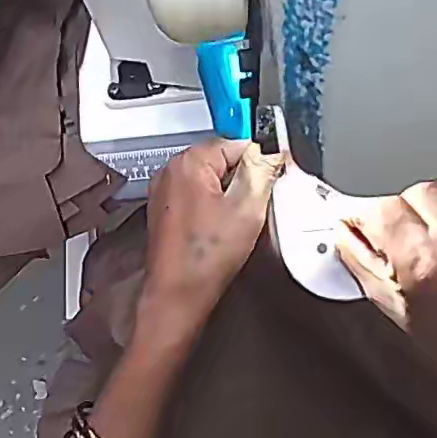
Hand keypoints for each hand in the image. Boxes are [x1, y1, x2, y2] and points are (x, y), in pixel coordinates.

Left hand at [139, 138, 282, 337]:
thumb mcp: (247, 208)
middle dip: (242, 181)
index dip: (259, 160)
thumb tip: (271, 148)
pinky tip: (219, 232)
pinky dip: (213, 211)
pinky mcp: (166, 214)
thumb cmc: (203, 259)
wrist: (177, 295)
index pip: (235, 142)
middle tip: (252, 209)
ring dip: (228, 198)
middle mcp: (170, 173)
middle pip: (221, 161)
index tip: (272, 177)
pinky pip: (197, 200)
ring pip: (210, 182)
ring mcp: (164, 194)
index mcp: (187, 163)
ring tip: (233, 225)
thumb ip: (261, 169)